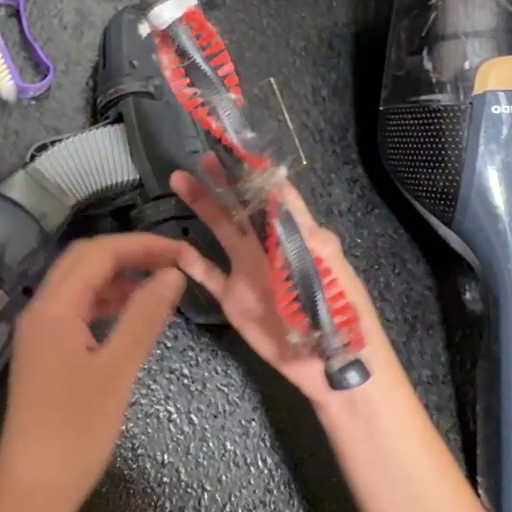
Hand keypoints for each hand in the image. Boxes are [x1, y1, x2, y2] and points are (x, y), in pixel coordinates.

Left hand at [0, 233, 188, 511]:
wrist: (33, 489)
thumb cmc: (76, 431)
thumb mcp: (117, 371)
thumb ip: (144, 317)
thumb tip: (172, 274)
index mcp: (53, 308)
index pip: (97, 253)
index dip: (140, 245)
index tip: (183, 250)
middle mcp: (40, 310)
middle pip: (83, 261)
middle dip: (127, 253)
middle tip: (174, 260)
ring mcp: (38, 332)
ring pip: (78, 286)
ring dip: (116, 277)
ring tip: (160, 284)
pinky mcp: (43, 353)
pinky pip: (75, 312)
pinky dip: (104, 304)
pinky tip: (131, 314)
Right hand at [169, 165, 385, 402]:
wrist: (330, 363)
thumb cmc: (337, 309)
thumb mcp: (324, 260)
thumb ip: (299, 225)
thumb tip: (279, 187)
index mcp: (295, 233)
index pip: (272, 194)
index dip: (254, 172)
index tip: (235, 148)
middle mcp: (268, 246)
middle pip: (241, 206)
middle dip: (222, 181)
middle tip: (202, 158)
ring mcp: (248, 271)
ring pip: (220, 230)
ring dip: (203, 206)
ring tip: (180, 180)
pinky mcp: (233, 298)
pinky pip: (208, 274)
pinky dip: (190, 261)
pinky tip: (174, 245)